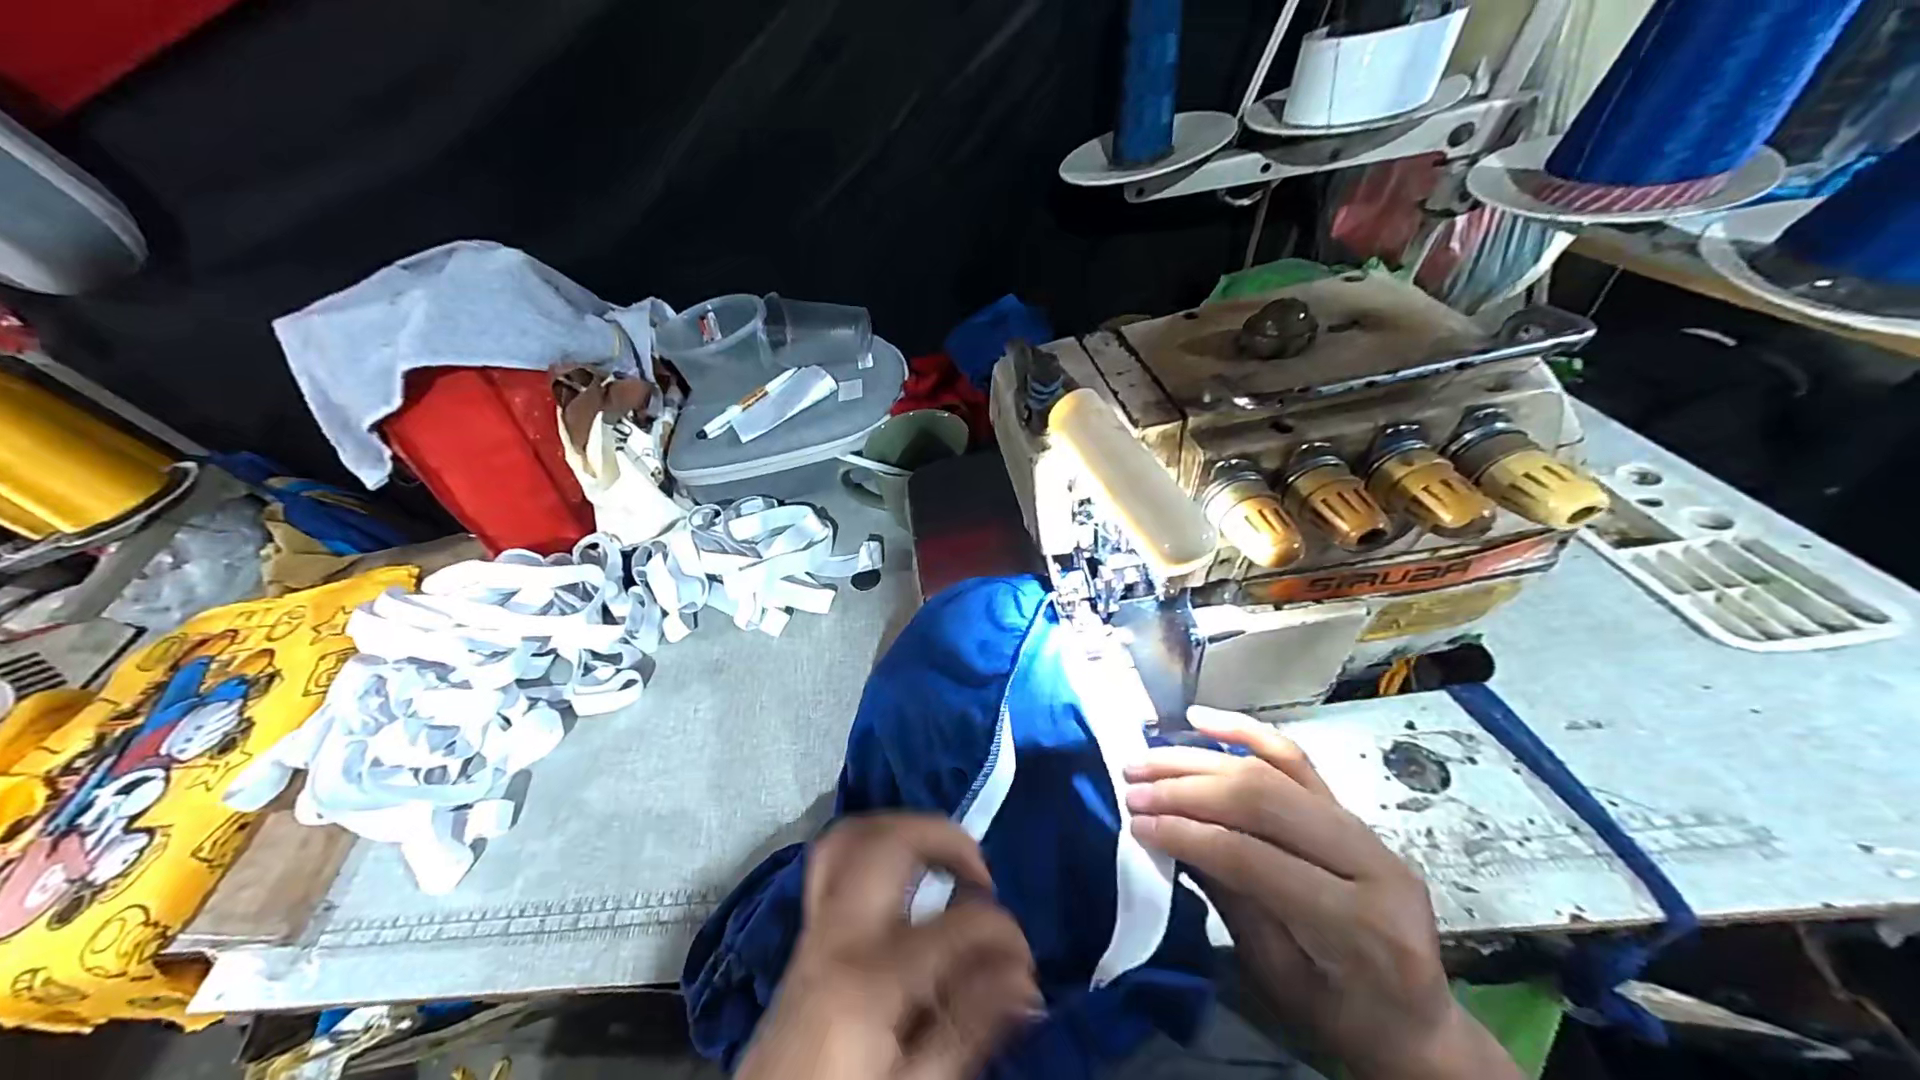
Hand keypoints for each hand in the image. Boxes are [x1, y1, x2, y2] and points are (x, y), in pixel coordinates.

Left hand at [735, 813, 1039, 1079]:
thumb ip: (970, 1028)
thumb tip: (1023, 978)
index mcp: (870, 978)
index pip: (958, 923)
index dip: (1004, 933)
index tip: (1022, 960)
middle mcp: (838, 933)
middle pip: (891, 842)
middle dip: (946, 839)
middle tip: (979, 872)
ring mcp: (814, 925)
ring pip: (853, 835)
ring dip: (905, 830)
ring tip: (942, 856)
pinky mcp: (806, 931)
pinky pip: (834, 858)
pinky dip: (874, 847)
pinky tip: (902, 873)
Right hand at [1124, 707, 1518, 1079]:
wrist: (1416, 1022)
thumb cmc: (1341, 1015)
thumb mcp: (1278, 976)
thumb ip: (1228, 898)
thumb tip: (1165, 835)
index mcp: (1357, 923)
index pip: (1254, 856)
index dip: (1187, 833)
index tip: (1135, 823)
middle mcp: (1369, 861)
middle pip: (1263, 798)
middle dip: (1187, 789)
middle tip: (1134, 788)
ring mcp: (1365, 827)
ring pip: (1273, 769)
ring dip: (1201, 760)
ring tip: (1149, 760)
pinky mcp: (1352, 810)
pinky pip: (1296, 758)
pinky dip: (1246, 733)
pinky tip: (1201, 720)